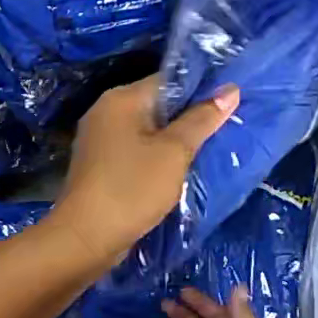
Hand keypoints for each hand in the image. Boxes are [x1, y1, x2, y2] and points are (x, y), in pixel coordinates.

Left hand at [47, 74, 239, 263]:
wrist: (86, 237)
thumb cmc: (132, 188)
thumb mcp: (174, 152)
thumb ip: (201, 120)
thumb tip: (230, 90)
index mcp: (120, 99)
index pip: (169, 81)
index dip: (202, 90)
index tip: (232, 102)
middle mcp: (105, 112)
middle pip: (157, 105)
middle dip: (190, 117)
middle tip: (227, 127)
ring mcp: (99, 140)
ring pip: (148, 131)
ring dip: (175, 141)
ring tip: (211, 149)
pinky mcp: (100, 165)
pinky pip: (136, 152)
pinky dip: (157, 158)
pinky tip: (180, 170)